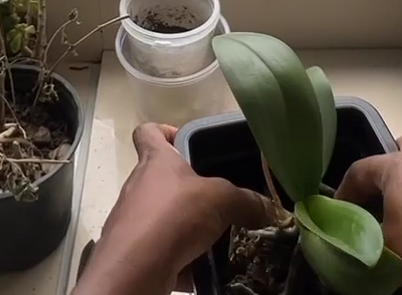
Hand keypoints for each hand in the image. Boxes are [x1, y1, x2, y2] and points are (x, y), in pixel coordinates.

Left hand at [74, 123, 270, 294]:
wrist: (134, 270)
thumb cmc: (173, 216)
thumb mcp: (221, 200)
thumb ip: (246, 201)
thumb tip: (269, 208)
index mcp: (155, 160)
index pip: (148, 131)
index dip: (163, 131)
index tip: (182, 140)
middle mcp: (139, 185)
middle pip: (159, 177)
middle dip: (185, 189)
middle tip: (213, 201)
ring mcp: (132, 219)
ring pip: (160, 216)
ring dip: (183, 226)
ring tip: (211, 239)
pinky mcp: (132, 252)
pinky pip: (159, 249)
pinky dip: (177, 258)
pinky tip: (198, 268)